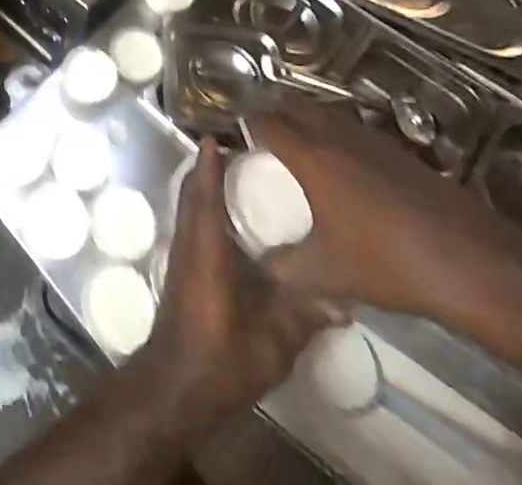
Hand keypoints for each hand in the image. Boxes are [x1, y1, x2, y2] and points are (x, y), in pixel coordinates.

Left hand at [130, 139, 344, 436]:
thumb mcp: (273, 337)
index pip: (204, 194)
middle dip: (208, 169)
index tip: (217, 136)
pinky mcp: (183, 274)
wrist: (177, 386)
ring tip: (238, 177)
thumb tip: (345, 297)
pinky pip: (193, 228)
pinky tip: (233, 224)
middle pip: (192, 195)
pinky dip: (206, 212)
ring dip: (205, 190)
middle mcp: (188, 245)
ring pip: (190, 211)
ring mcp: (182, 259)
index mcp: (205, 248)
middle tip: (238, 150)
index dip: (209, 165)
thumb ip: (307, 313)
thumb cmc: (221, 355)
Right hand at [249, 98, 521, 329]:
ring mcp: (374, 141)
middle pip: (294, 106)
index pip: (265, 121)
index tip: (231, 133)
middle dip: (270, 113)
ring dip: (303, 119)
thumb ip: (282, 266)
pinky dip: (333, 133)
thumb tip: (260, 263)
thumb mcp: (325, 274)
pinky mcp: (401, 152)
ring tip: (292, 142)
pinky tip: (339, 162)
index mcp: (311, 157)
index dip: (243, 122)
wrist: (477, 267)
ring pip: (326, 113)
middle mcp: (338, 137)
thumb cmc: (390, 265)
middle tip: (256, 135)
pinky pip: (352, 128)